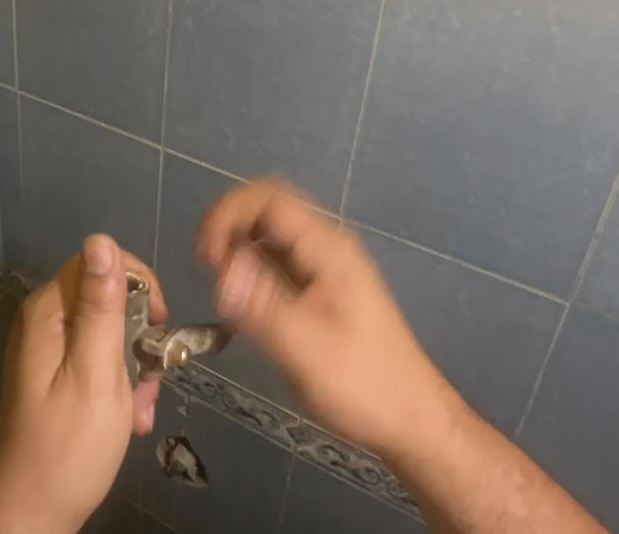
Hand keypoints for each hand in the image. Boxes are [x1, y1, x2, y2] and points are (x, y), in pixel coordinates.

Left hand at [0, 235, 167, 533]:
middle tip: (151, 379)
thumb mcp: (96, 373)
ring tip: (140, 410)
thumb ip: (102, 306)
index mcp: (48, 311)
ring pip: (110, 332)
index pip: (99, 261)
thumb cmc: (68, 446)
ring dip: (135, 367)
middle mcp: (45, 320)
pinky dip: (120, 384)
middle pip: (107, 297)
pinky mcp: (56, 376)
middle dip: (140, 335)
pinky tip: (129, 419)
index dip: (138, 284)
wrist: (30, 517)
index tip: (161, 323)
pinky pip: (99, 359)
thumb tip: (101, 238)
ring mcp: (49, 349)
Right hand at [197, 181, 455, 461]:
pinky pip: (276, 258)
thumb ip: (261, 306)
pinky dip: (250, 266)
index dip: (228, 214)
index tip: (205, 254)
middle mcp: (325, 245)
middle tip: (206, 261)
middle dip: (229, 223)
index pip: (270, 200)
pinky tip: (239, 300)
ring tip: (219, 281)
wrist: (412, 419)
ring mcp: (322, 265)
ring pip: (270, 231)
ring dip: (238, 244)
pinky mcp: (317, 286)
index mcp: (328, 248)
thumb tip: (221, 270)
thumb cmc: (364, 385)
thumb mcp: (307, 350)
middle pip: (268, 205)